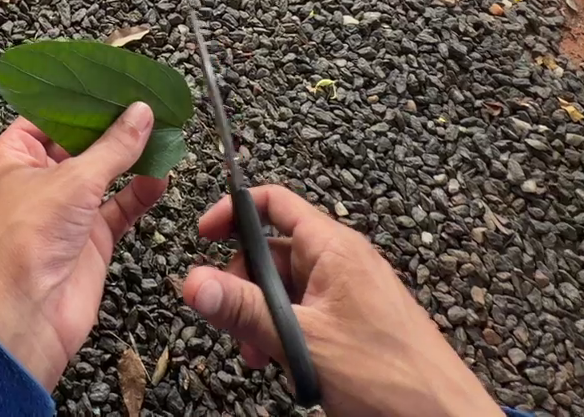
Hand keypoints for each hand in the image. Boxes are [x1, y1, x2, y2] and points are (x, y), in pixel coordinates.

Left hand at [0, 103, 167, 392]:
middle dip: (112, 126)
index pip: (48, 114)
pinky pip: (120, 206)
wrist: (28, 318)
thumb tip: (140, 113)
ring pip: (104, 172)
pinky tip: (161, 175)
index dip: (79, 98)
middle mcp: (39, 178)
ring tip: (163, 132)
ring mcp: (66, 208)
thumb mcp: (73, 181)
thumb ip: (112, 147)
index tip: (112, 81)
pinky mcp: (89, 236)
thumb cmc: (25, 244)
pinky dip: (140, 192)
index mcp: (15, 155)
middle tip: (145, 101)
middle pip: (80, 141)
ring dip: (131, 156)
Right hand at [182, 185, 501, 416]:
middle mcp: (342, 260)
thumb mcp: (305, 342)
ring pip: (288, 287)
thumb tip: (191, 281)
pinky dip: (288, 332)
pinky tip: (287, 364)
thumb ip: (244, 311)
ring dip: (264, 315)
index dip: (233, 211)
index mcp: (333, 247)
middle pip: (272, 249)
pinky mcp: (358, 324)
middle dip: (244, 283)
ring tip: (260, 355)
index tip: (204, 236)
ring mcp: (351, 292)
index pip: (273, 201)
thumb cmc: (392, 381)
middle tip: (233, 322)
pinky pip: (308, 312)